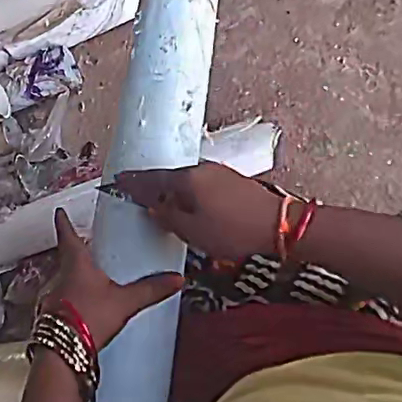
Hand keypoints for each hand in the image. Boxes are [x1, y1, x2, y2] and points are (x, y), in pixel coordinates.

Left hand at [45, 208, 182, 348]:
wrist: (64, 351)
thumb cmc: (89, 318)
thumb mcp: (125, 302)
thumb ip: (150, 290)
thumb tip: (176, 279)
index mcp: (77, 264)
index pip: (68, 236)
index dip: (64, 222)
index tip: (59, 212)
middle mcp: (61, 277)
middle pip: (65, 256)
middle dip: (73, 248)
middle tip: (80, 241)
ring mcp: (55, 297)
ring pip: (63, 278)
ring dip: (73, 273)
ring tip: (87, 274)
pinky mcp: (54, 316)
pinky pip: (63, 299)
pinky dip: (73, 296)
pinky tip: (84, 305)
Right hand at [112, 161, 283, 262]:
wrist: (282, 228)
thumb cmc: (236, 231)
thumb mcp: (192, 231)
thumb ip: (167, 217)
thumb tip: (154, 208)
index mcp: (186, 178)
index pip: (151, 179)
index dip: (134, 182)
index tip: (120, 181)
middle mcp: (202, 170)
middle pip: (170, 178)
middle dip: (154, 187)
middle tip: (138, 195)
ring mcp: (219, 173)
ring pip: (188, 182)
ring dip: (175, 193)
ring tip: (166, 207)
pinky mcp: (233, 182)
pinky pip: (202, 185)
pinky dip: (192, 194)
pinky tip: (192, 208)